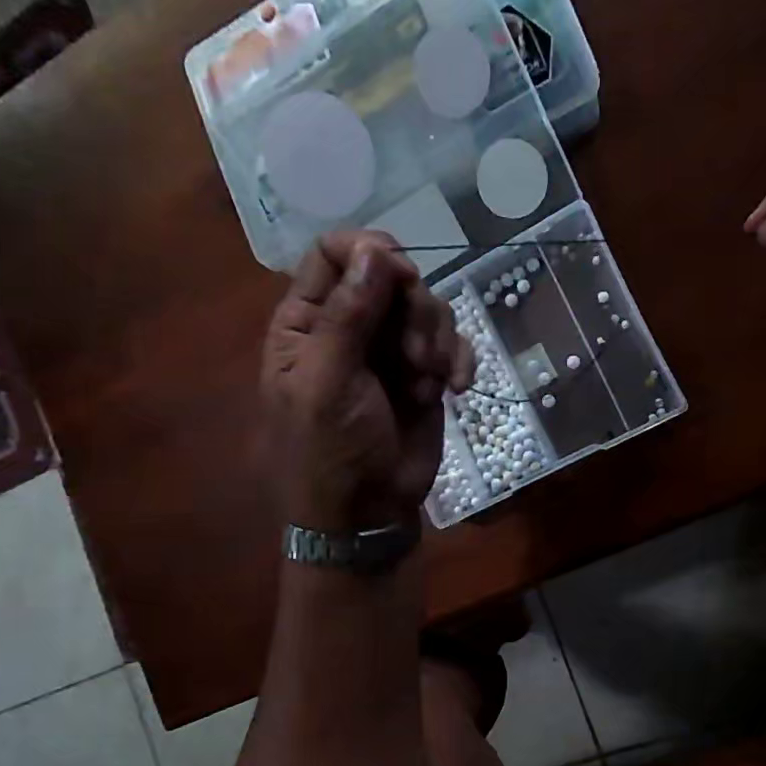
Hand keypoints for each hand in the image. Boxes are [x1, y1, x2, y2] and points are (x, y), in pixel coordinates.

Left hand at [261, 231, 473, 532]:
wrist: (366, 516)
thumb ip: (348, 315)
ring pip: (426, 307)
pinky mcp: (424, 376)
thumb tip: (375, 248)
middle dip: (413, 308)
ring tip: (429, 382)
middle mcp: (348, 328)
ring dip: (437, 338)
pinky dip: (459, 359)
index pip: (332, 254)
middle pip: (390, 276)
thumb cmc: (329, 453)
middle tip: (417, 354)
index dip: (369, 252)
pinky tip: (458, 389)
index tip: (401, 275)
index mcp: (306, 323)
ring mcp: (389, 352)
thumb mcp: (328, 383)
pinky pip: (451, 344)